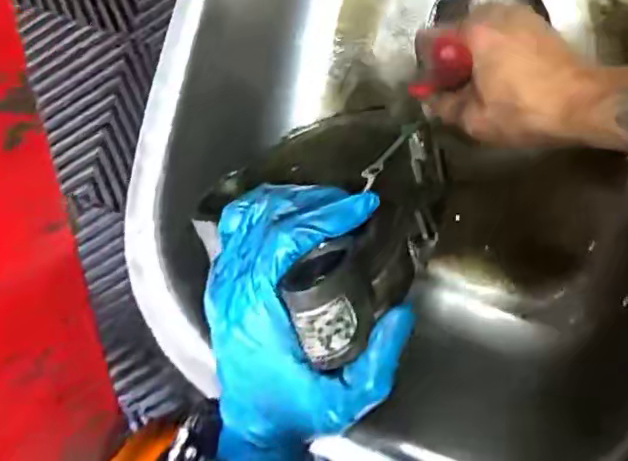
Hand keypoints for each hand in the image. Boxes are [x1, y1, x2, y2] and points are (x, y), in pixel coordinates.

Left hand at [206, 185, 414, 460]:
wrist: (254, 428)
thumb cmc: (296, 407)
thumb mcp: (345, 397)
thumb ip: (378, 360)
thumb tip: (403, 312)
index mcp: (256, 306)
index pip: (287, 237)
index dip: (328, 214)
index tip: (363, 207)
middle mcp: (235, 286)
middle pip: (272, 216)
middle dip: (319, 201)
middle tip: (353, 204)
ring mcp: (224, 279)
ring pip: (253, 213)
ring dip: (294, 199)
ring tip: (329, 201)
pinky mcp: (224, 278)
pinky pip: (236, 224)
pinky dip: (265, 206)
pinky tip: (293, 205)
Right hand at [417, 4, 624, 147]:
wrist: (585, 101)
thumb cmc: (527, 110)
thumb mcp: (478, 119)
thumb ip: (446, 105)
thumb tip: (431, 97)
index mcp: (475, 30)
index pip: (432, 37)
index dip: (429, 63)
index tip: (436, 85)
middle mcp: (495, 12)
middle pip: (459, 29)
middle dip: (455, 53)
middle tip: (461, 84)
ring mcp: (520, 14)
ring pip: (485, 27)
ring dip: (479, 48)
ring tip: (486, 79)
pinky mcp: (539, 22)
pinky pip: (506, 29)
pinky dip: (500, 44)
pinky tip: (509, 71)